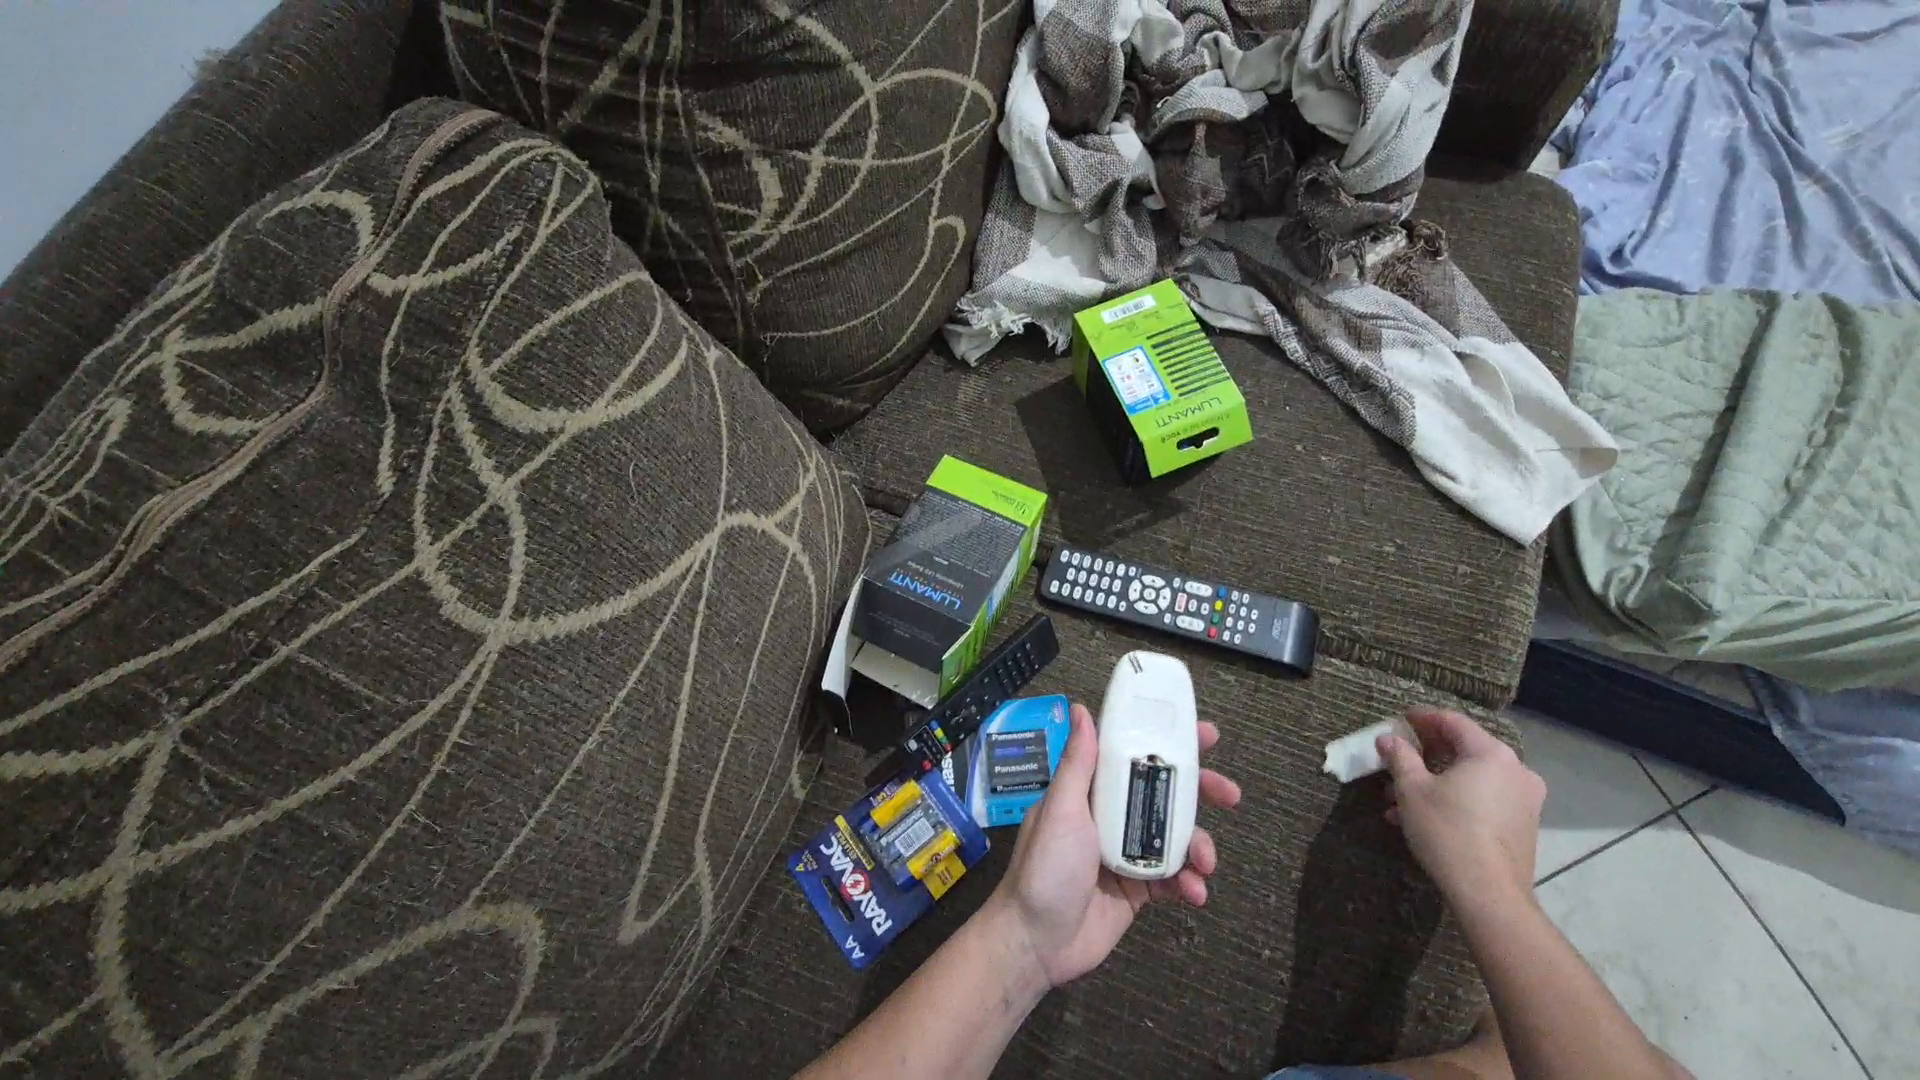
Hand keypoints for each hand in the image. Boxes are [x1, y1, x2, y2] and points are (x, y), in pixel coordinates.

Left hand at [989, 703, 1241, 988]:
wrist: (1037, 942)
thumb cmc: (1045, 868)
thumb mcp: (1061, 809)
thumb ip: (1078, 763)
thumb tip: (1082, 709)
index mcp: (1092, 792)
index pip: (1132, 755)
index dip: (1167, 742)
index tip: (1205, 735)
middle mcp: (1111, 817)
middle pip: (1164, 793)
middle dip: (1201, 792)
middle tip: (1230, 795)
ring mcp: (1127, 853)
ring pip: (1176, 837)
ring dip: (1199, 846)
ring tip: (1205, 863)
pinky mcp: (1138, 889)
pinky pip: (1174, 878)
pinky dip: (1190, 883)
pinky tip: (1195, 893)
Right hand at [1377, 706, 1545, 905]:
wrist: (1488, 892)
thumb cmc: (1447, 830)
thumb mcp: (1411, 789)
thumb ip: (1400, 757)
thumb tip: (1388, 739)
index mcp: (1491, 753)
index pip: (1453, 721)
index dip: (1422, 718)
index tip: (1399, 721)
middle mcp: (1516, 770)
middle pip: (1464, 749)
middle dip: (1425, 755)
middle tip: (1396, 761)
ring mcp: (1525, 799)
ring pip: (1471, 777)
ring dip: (1435, 781)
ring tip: (1398, 800)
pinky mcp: (1523, 824)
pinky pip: (1484, 798)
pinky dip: (1455, 799)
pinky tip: (1425, 817)